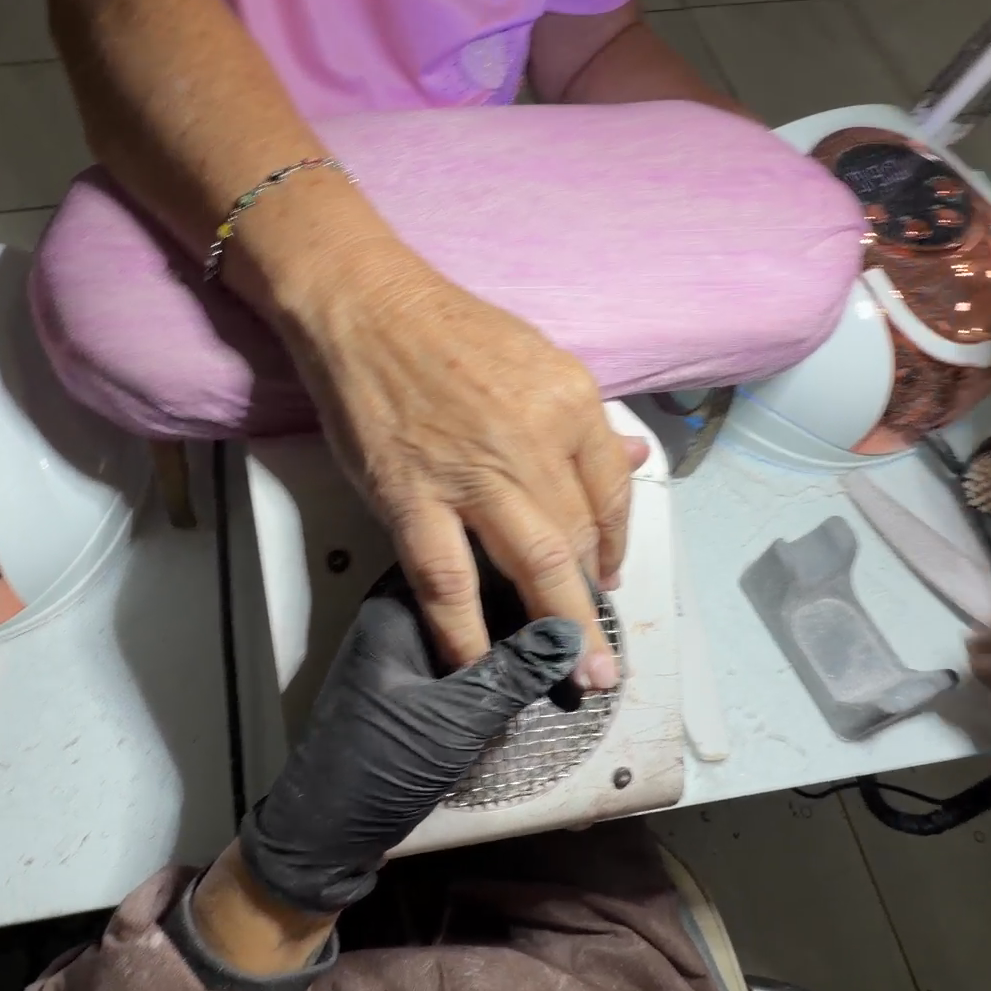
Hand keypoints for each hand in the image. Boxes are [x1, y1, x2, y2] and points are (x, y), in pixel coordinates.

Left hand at [237, 557, 581, 913]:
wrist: (327, 830)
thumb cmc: (381, 763)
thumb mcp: (456, 717)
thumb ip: (515, 670)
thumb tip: (573, 629)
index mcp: (397, 607)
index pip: (475, 570)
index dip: (531, 581)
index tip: (586, 599)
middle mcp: (401, 617)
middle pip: (480, 599)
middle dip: (534, 618)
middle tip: (591, 640)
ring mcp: (408, 651)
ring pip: (479, 632)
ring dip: (523, 649)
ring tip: (576, 665)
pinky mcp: (417, 684)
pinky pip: (469, 661)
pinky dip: (504, 670)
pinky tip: (542, 682)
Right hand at [281, 242, 642, 691]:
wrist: (364, 309)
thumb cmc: (446, 329)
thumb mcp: (536, 357)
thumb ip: (582, 420)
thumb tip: (626, 461)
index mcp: (571, 401)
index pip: (612, 493)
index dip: (614, 547)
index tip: (602, 577)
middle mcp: (533, 441)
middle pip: (577, 540)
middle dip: (593, 611)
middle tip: (601, 666)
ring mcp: (472, 473)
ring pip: (529, 565)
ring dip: (555, 632)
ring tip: (571, 681)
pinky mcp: (411, 496)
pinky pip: (446, 577)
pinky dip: (464, 629)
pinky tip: (476, 664)